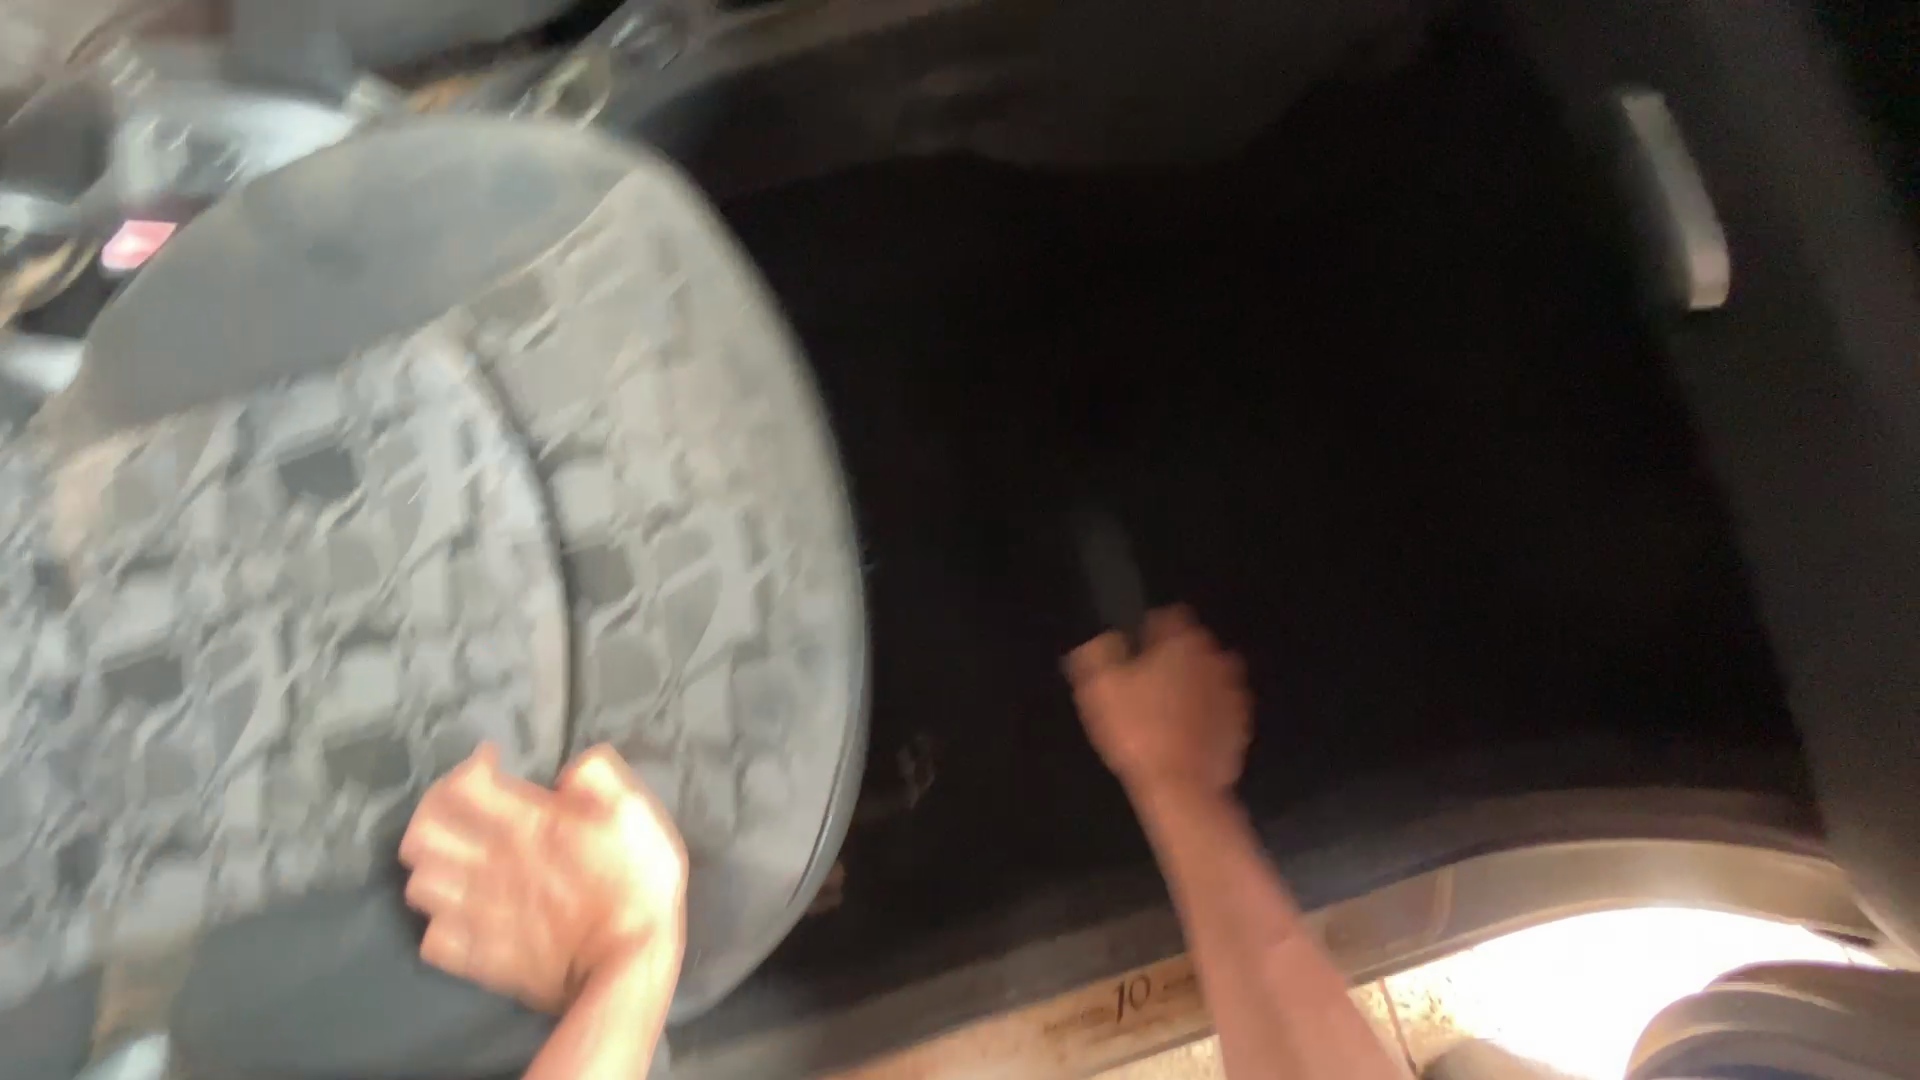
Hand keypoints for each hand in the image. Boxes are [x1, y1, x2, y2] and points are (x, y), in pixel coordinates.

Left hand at [399, 743, 688, 1012]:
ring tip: (465, 853)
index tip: (494, 761)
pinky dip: (442, 917)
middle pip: (422, 832)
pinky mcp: (473, 957)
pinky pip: (431, 934)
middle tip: (466, 803)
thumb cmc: (637, 879)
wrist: (627, 961)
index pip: (462, 786)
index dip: (471, 765)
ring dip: (435, 861)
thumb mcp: (635, 810)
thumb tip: (569, 767)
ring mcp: (474, 915)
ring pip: (417, 881)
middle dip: (436, 807)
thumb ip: (599, 776)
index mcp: (527, 825)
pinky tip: (468, 907)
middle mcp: (488, 865)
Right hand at [1066, 605, 1251, 799]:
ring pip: (1206, 675)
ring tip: (1163, 710)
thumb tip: (1105, 637)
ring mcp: (1233, 691)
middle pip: (1190, 645)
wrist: (1181, 787)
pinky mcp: (1240, 723)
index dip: (1146, 630)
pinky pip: (1218, 707)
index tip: (1132, 651)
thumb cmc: (1137, 730)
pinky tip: (1182, 731)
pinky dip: (1204, 712)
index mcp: (1181, 641)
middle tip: (1143, 683)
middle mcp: (1214, 657)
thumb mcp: (1099, 686)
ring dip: (1189, 684)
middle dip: (1171, 657)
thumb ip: (1098, 650)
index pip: (1168, 615)